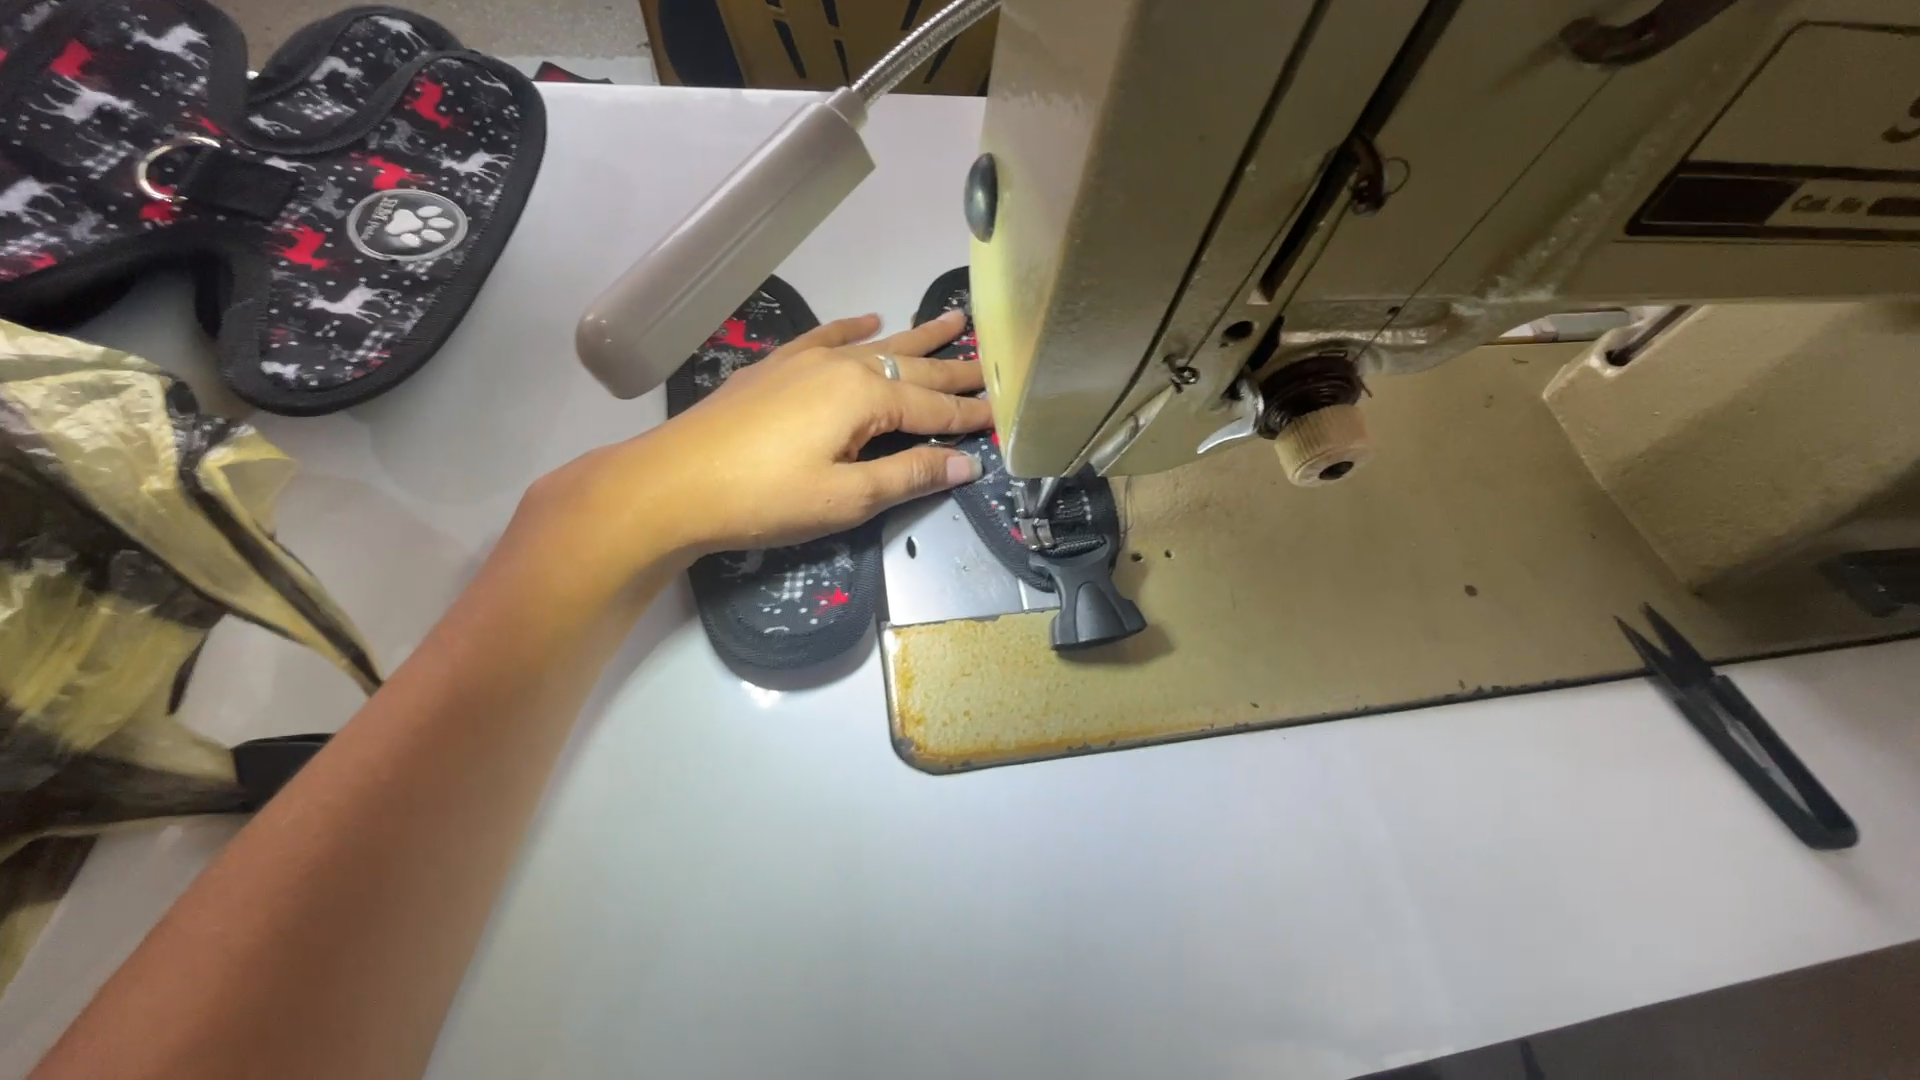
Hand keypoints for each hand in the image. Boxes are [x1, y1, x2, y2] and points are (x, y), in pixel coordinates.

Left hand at [522, 308, 990, 578]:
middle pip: (913, 367)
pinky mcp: (777, 366)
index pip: (934, 407)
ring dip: (917, 335)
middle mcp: (842, 366)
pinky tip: (870, 319)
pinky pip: (827, 335)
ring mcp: (806, 360)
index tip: (1005, 415)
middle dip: (956, 369)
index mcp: (865, 398)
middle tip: (995, 362)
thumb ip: (909, 476)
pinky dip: (853, 328)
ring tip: (954, 319)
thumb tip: (967, 464)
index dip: (971, 415)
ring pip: (876, 345)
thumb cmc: (765, 497)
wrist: (674, 483)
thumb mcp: (846, 497)